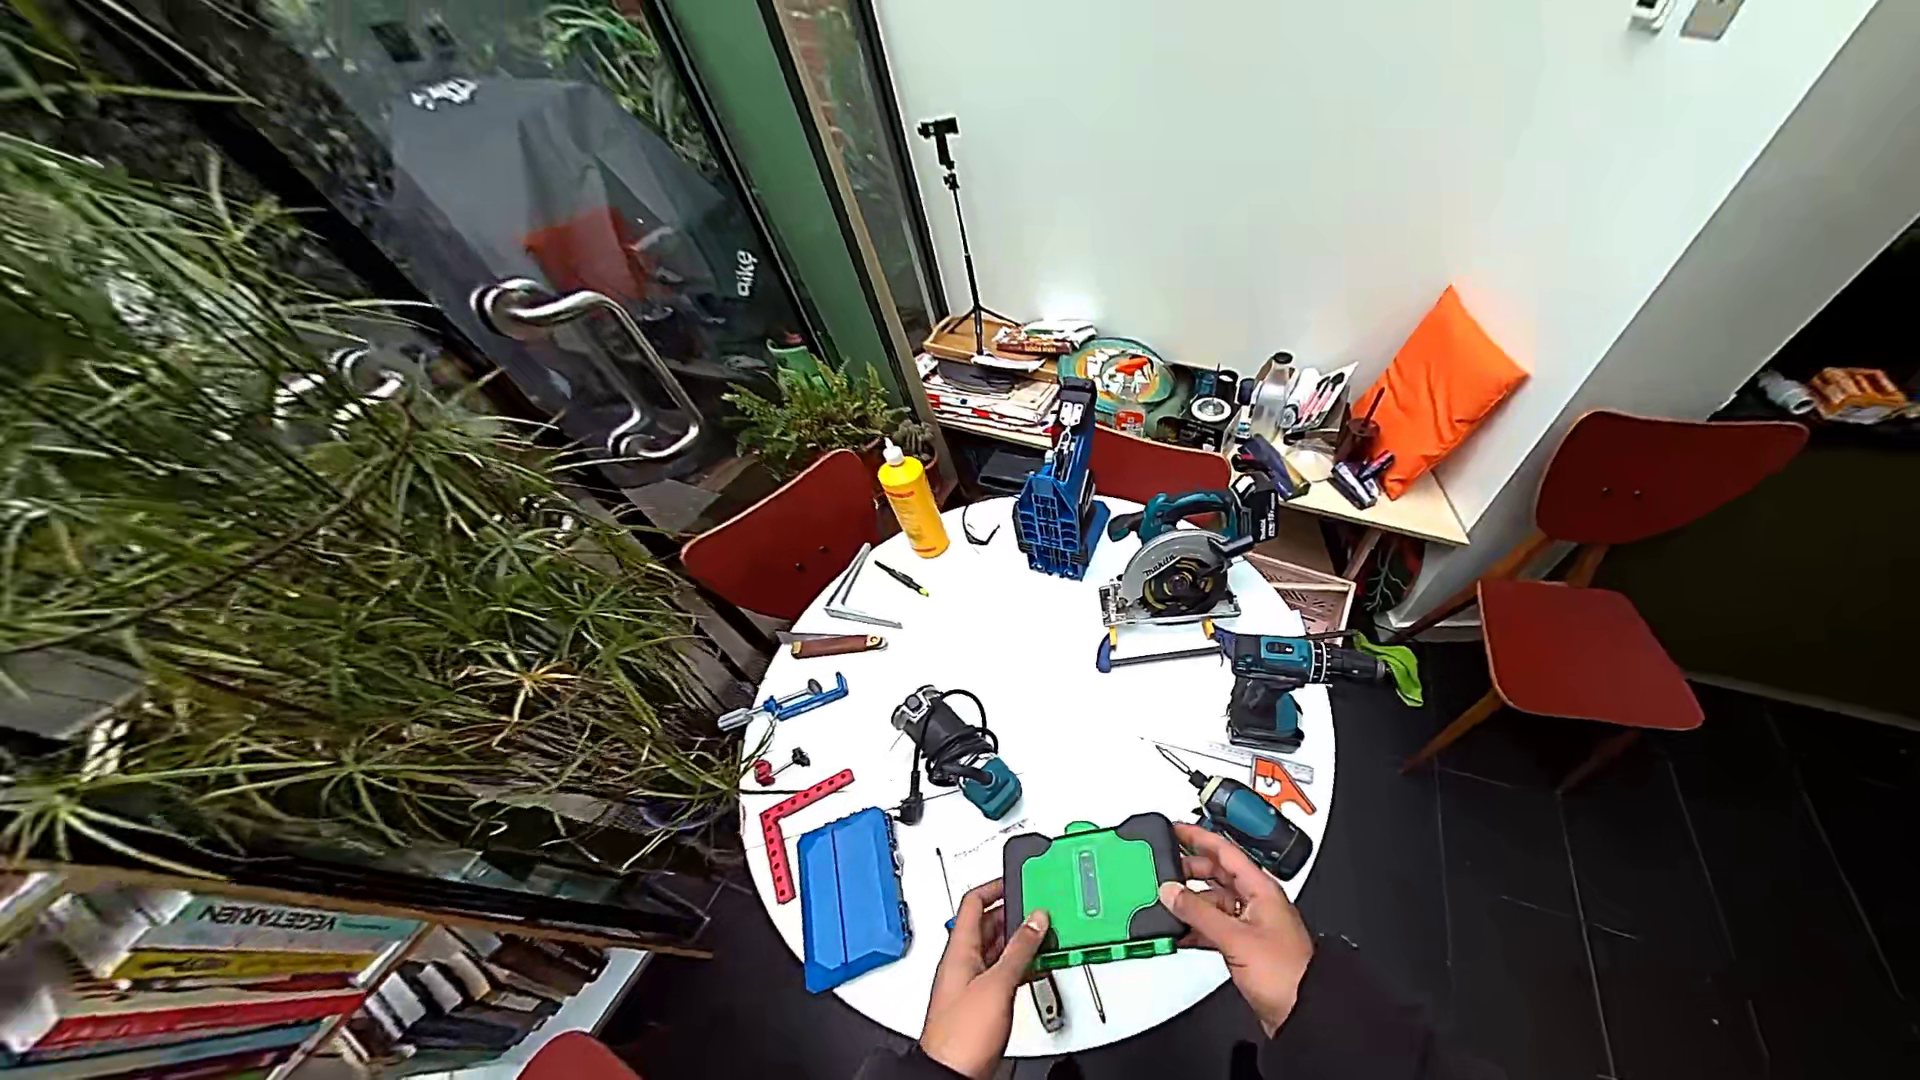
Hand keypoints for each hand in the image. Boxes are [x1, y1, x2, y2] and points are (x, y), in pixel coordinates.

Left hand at [920, 878, 1049, 1079]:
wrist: (951, 1078)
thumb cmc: (960, 1036)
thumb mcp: (997, 984)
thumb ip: (1019, 949)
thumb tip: (1035, 918)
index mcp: (959, 948)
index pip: (973, 901)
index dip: (993, 887)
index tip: (1014, 880)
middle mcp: (963, 961)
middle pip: (987, 924)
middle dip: (1012, 914)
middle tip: (1036, 908)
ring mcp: (971, 982)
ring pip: (996, 948)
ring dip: (1018, 941)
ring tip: (1042, 935)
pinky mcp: (981, 1003)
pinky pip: (1002, 972)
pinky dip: (1019, 966)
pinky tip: (1036, 968)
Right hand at [1158, 822, 1314, 1035]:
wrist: (1307, 1019)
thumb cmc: (1289, 975)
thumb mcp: (1235, 938)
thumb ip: (1198, 912)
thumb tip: (1170, 891)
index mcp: (1261, 889)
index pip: (1224, 851)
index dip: (1198, 837)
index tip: (1175, 829)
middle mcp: (1256, 902)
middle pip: (1217, 874)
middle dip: (1190, 869)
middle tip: (1165, 868)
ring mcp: (1251, 924)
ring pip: (1214, 900)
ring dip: (1192, 900)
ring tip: (1169, 900)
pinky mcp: (1246, 946)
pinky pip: (1214, 925)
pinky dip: (1197, 925)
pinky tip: (1181, 931)